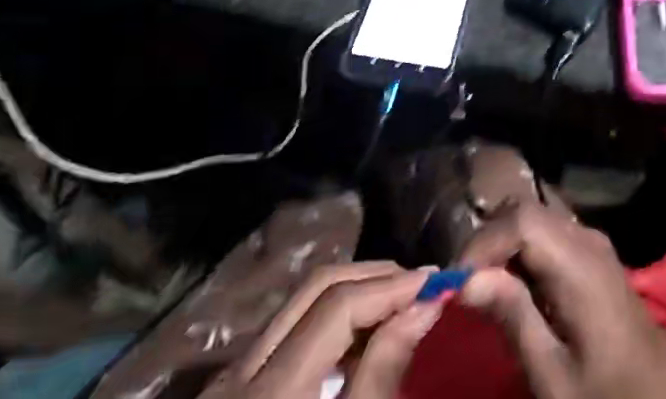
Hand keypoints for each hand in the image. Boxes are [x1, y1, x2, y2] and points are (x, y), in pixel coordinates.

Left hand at [212, 262, 443, 398]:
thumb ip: (383, 373)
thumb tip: (425, 305)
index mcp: (270, 393)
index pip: (337, 306)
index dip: (391, 287)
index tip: (438, 284)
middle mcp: (238, 374)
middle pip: (314, 289)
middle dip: (374, 277)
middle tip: (422, 285)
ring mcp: (227, 382)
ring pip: (297, 304)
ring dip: (353, 293)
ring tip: (400, 303)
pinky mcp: (229, 392)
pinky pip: (286, 332)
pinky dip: (330, 321)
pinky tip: (361, 339)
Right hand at [455, 202, 665, 398]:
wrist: (662, 388)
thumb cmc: (607, 390)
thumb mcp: (554, 375)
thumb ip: (514, 319)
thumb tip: (468, 280)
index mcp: (578, 263)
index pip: (521, 219)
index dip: (482, 243)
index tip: (459, 284)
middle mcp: (584, 238)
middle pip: (523, 210)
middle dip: (487, 241)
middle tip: (467, 288)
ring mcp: (588, 239)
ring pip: (531, 217)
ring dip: (500, 244)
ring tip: (484, 290)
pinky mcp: (588, 249)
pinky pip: (543, 232)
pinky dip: (518, 249)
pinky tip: (512, 288)